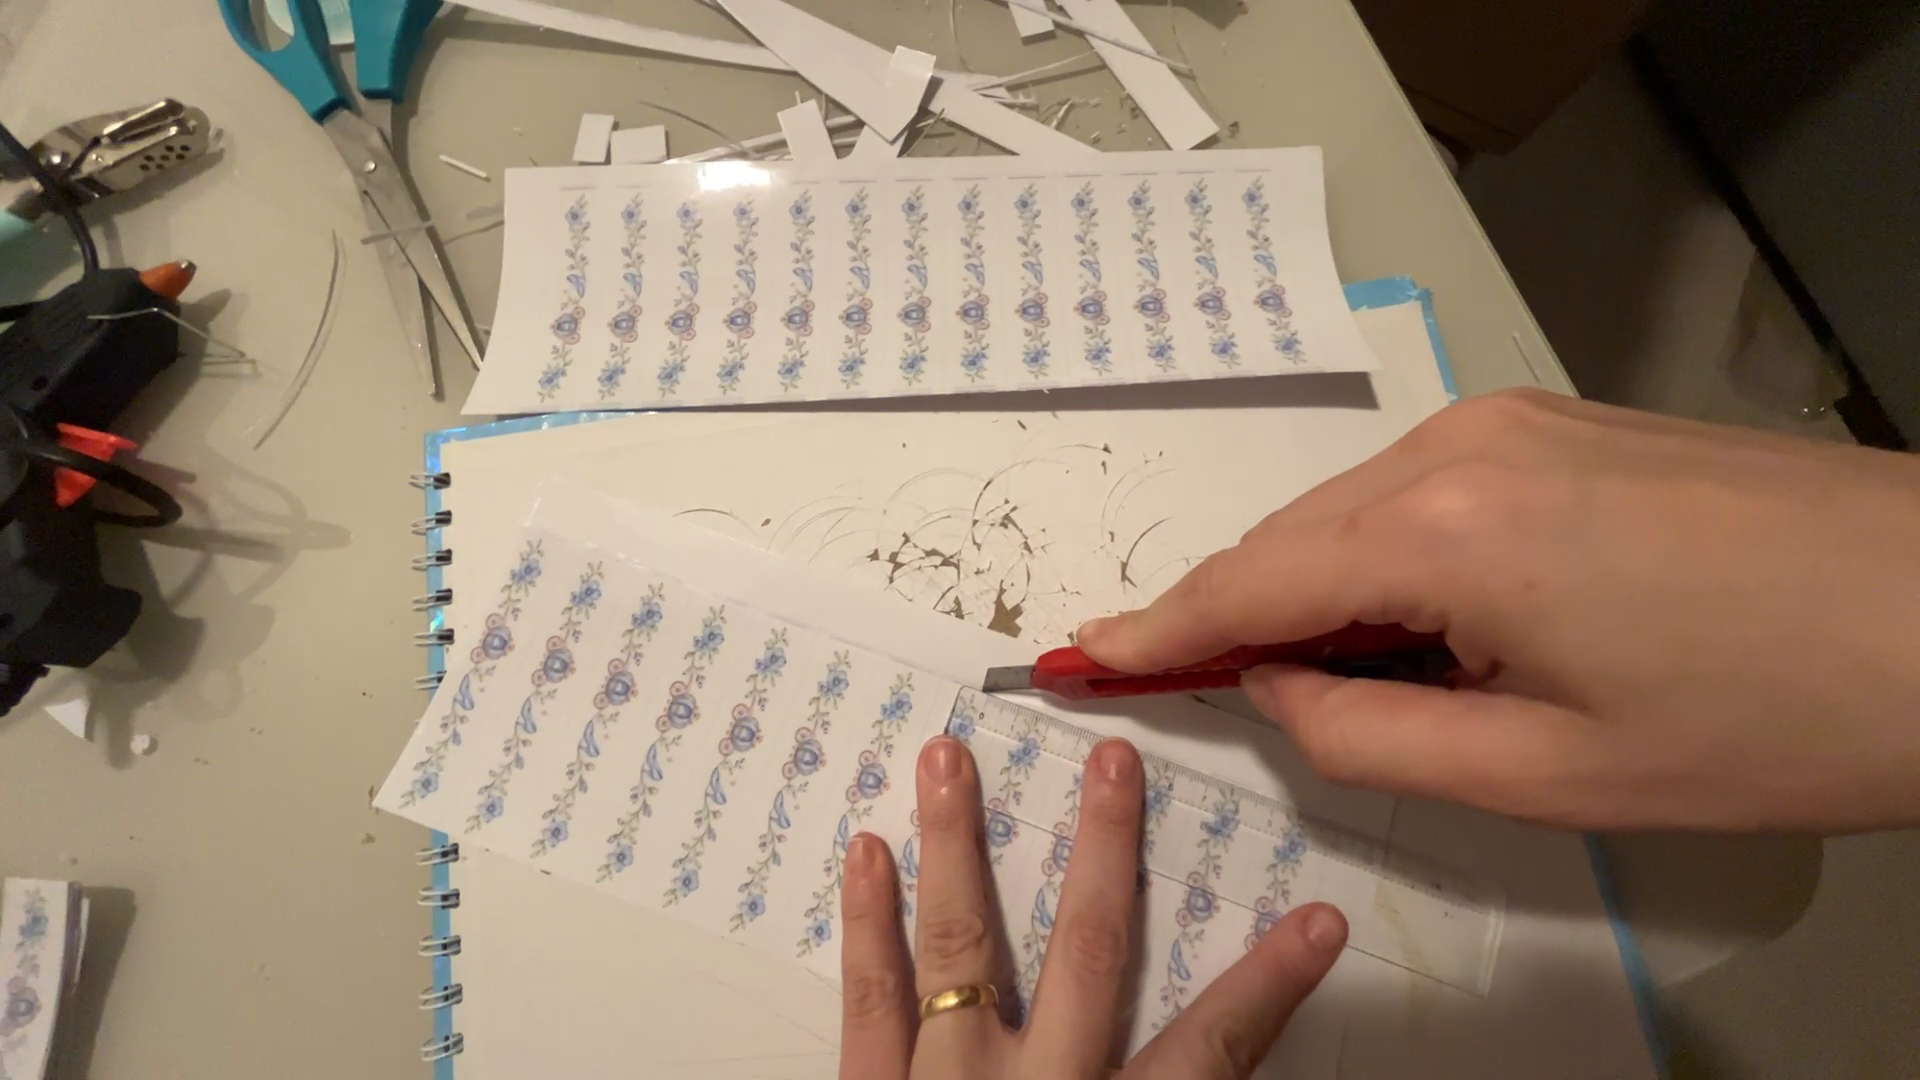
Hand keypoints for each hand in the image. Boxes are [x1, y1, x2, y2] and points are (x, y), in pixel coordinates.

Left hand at [839, 736, 1347, 1079]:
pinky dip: (867, 922)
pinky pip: (869, 1001)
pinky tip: (865, 848)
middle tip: (1110, 759)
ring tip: (946, 758)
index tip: (1317, 915)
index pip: (1217, 1051)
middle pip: (1086, 951)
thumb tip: (1218, 1068)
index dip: (1272, 983)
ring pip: (961, 945)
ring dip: (956, 845)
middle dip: (1102, 849)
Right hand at [1077, 389, 1919, 831]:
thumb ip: (1359, 734)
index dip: (1154, 626)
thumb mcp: (1540, 774)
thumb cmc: (1770, 719)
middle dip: (1229, 615)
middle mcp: (1441, 447)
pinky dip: (1363, 558)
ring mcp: (1486, 420)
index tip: (1081, 648)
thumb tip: (1272, 681)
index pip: (1246, 584)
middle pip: (1280, 542)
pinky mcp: (1526, 421)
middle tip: (1189, 675)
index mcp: (1439, 531)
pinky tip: (1414, 610)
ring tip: (1347, 666)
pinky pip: (1392, 494)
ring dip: (1305, 590)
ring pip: (1332, 516)